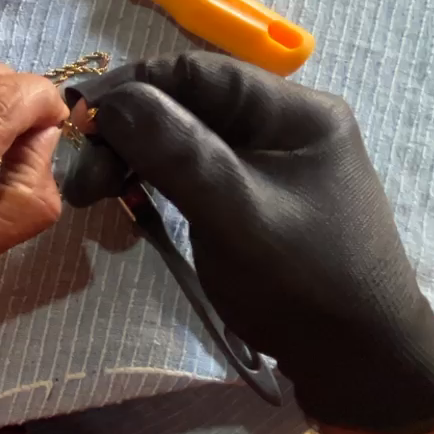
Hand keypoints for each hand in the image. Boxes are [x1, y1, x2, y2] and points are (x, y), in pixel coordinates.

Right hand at [61, 53, 433, 433]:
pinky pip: (183, 169)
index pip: (195, 72)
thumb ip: (177, 152)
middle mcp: (276, 124)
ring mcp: (259, 160)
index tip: (77, 120)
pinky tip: (122, 199)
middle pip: (181, 104)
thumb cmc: (304, 285)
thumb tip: (109, 100)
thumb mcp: (236, 214)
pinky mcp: (243, 193)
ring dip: (127, 158)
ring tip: (90, 195)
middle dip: (122, 133)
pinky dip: (145, 179)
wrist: (356, 361)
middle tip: (82, 180)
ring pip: (175, 137)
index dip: (129, 86)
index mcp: (292, 112)